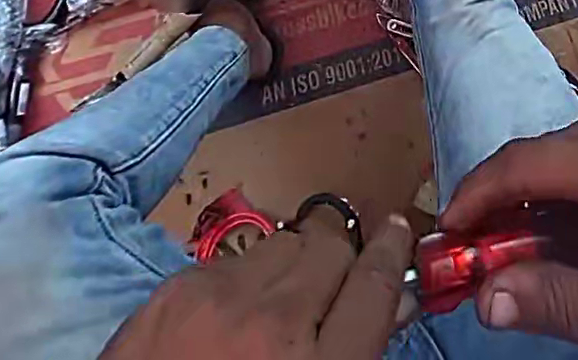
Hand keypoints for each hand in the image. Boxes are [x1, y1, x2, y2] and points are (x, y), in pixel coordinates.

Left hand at [100, 205, 415, 359]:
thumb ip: (353, 351)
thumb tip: (386, 300)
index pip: (371, 290)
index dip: (390, 254)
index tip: (398, 230)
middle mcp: (271, 324)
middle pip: (329, 249)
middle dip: (341, 259)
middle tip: (336, 280)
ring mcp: (219, 297)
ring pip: (284, 242)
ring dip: (295, 263)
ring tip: (285, 297)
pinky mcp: (179, 285)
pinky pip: (236, 258)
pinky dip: (247, 277)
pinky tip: (235, 312)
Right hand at [440, 113, 577, 358]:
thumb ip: (557, 303)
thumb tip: (483, 300)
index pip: (517, 166)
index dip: (472, 197)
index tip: (443, 238)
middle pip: (520, 162)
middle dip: (485, 209)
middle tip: (463, 258)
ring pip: (531, 166)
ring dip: (507, 210)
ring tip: (495, 257)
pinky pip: (551, 171)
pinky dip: (532, 205)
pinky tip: (536, 243)